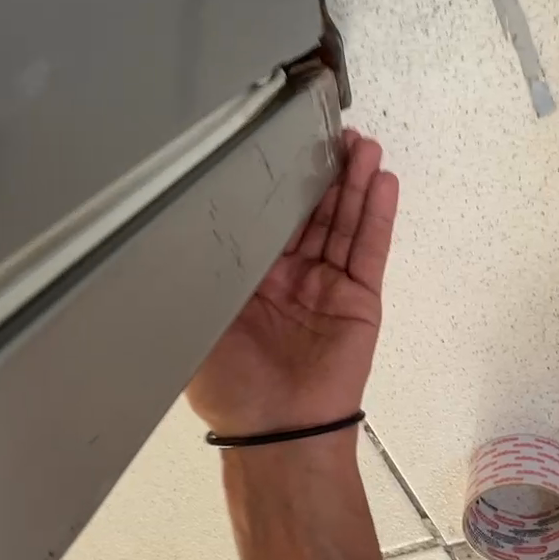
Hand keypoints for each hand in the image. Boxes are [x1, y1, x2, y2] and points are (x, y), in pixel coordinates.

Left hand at [186, 129, 397, 436]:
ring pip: (345, 223)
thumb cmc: (233, 385)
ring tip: (364, 143)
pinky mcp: (361, 298)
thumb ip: (200, 275)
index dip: (280, 181)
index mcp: (252, 279)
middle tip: (335, 129)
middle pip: (314, 212)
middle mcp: (293, 276)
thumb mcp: (197, 323)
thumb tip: (175, 224)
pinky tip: (382, 181)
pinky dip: (377, 215)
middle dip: (324, 171)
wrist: (279, 430)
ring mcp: (331, 286)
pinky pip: (370, 250)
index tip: (285, 141)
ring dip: (355, 183)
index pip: (270, 218)